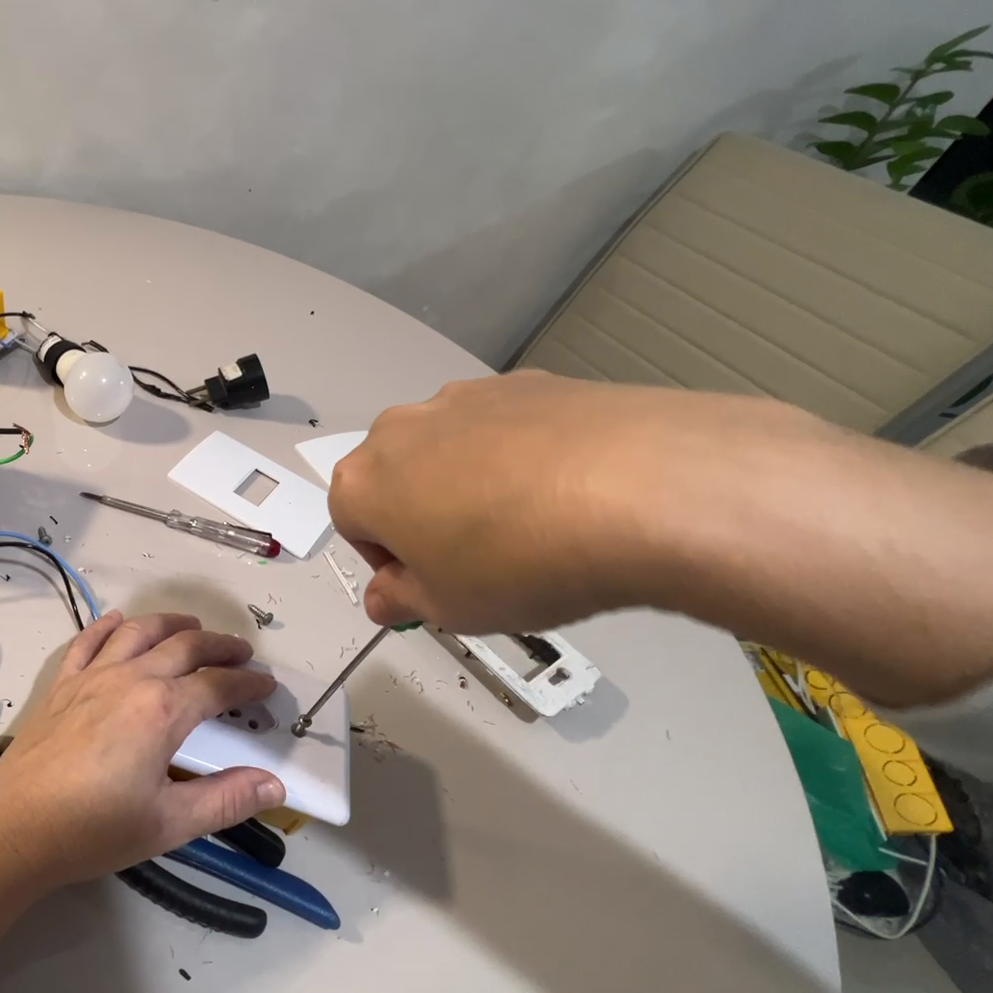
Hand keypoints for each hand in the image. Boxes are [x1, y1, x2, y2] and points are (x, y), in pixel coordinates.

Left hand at [0, 611, 283, 978]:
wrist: (18, 824)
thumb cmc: (95, 828)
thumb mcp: (169, 824)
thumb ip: (225, 800)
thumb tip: (274, 783)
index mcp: (163, 710)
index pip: (217, 686)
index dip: (247, 683)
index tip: (267, 685)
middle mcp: (131, 679)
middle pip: (183, 647)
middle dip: (218, 645)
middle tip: (241, 651)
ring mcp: (92, 676)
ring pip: (137, 632)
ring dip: (169, 623)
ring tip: (191, 624)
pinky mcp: (62, 683)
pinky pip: (88, 641)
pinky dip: (107, 625)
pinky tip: (117, 619)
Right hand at [326, 370, 811, 632]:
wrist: (641, 489)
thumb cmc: (521, 560)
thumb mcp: (450, 609)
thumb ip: (401, 601)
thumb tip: (384, 598)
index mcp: (363, 482)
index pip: (351, 524)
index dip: (389, 561)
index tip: (433, 585)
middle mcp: (399, 429)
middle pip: (394, 478)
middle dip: (421, 515)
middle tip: (477, 559)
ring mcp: (463, 398)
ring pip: (448, 448)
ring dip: (468, 482)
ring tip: (532, 523)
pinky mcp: (525, 382)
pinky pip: (504, 426)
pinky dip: (520, 454)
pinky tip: (568, 488)